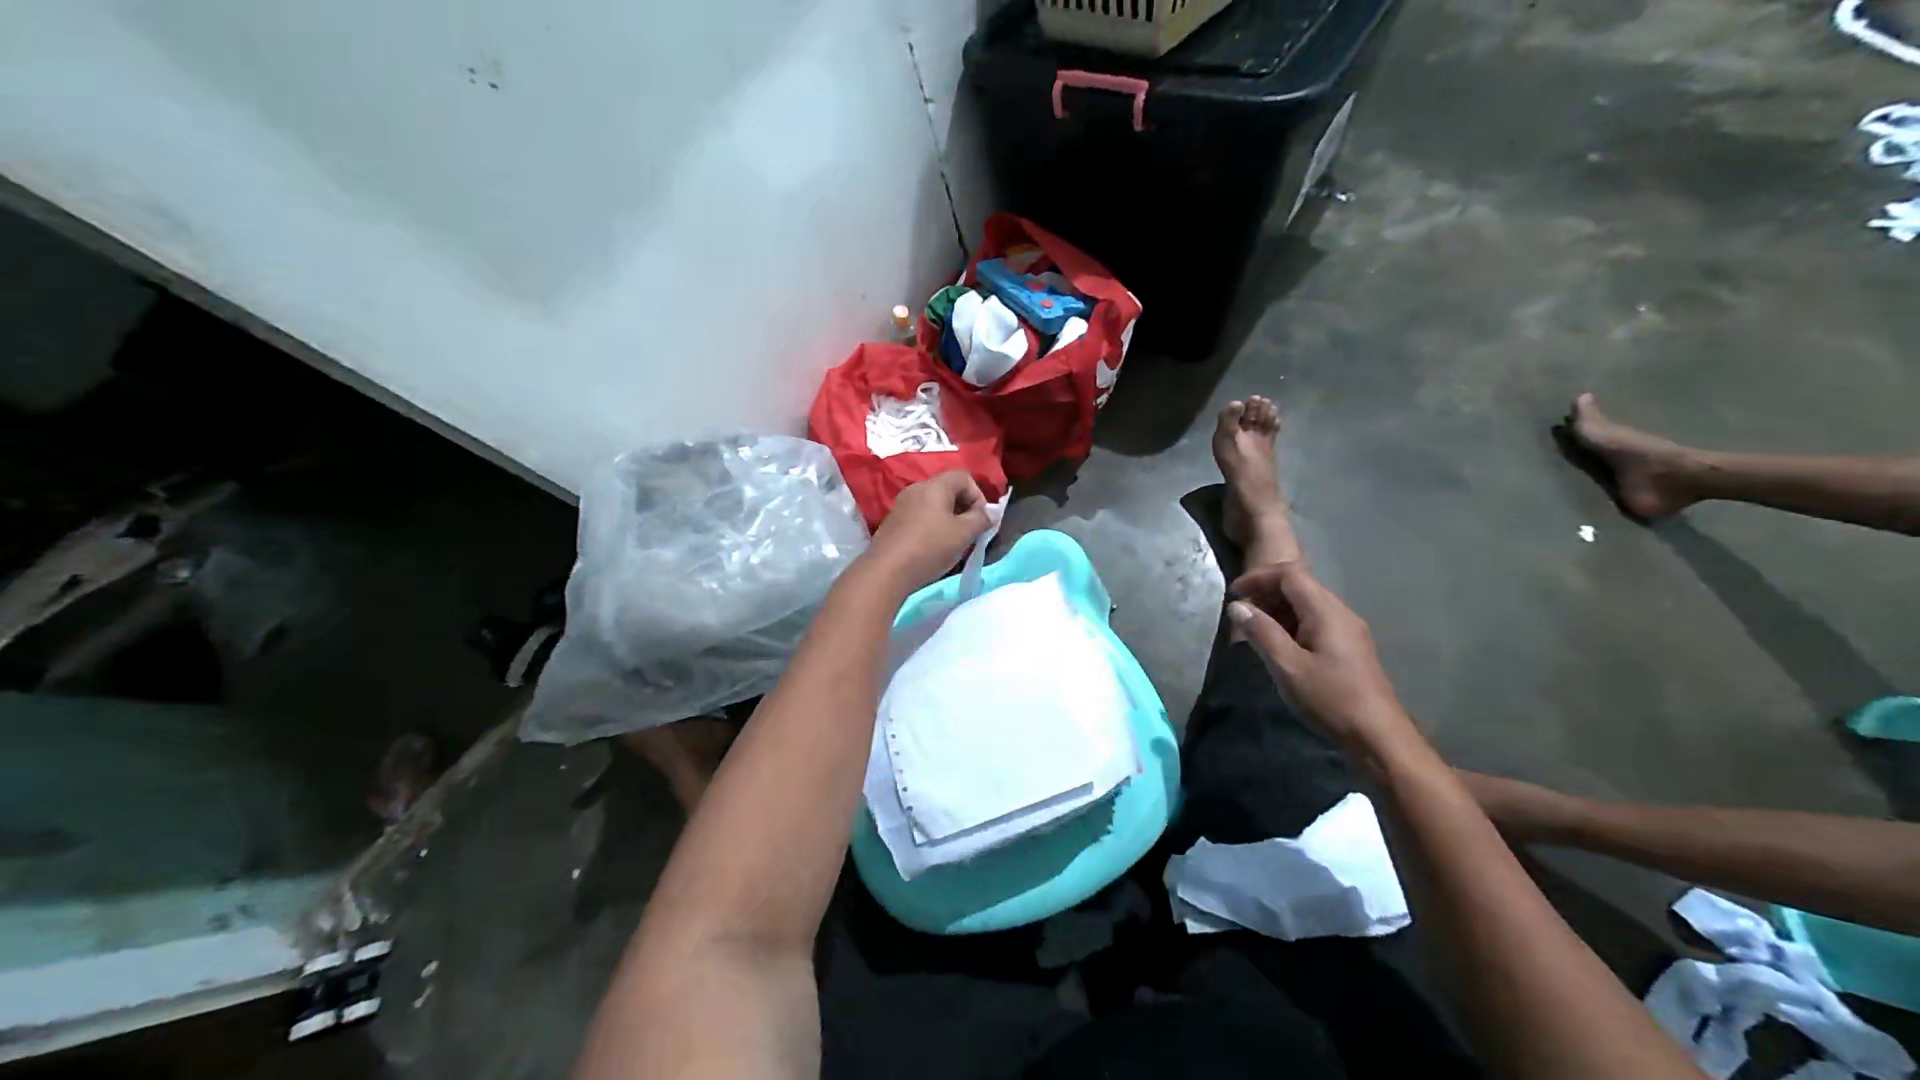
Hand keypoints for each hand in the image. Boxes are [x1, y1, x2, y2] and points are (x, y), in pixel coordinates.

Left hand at [865, 471, 992, 589]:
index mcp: (934, 486)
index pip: (963, 476)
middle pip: (948, 490)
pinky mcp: (893, 522)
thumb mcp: (963, 534)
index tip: (981, 519)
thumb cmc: (929, 548)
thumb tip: (990, 512)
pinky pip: (919, 517)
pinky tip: (933, 548)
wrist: (886, 571)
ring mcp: (901, 505)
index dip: (978, 495)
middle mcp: (916, 489)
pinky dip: (932, 527)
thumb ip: (981, 519)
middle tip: (970, 532)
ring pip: (933, 505)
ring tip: (953, 542)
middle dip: (964, 508)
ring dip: (948, 520)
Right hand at [1227, 563, 1420, 753]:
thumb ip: (1261, 632)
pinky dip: (1291, 623)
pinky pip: (1316, 621)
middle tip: (1240, 614)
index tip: (1234, 595)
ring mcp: (1348, 630)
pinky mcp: (1349, 648)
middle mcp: (1341, 613)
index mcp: (1326, 612)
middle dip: (1266, 592)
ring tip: (1254, 630)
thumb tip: (1237, 606)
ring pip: (1307, 604)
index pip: (1291, 574)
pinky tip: (1279, 645)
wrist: (1378, 737)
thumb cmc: (1331, 699)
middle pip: (1300, 585)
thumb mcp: (1287, 666)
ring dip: (1277, 609)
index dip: (1259, 577)